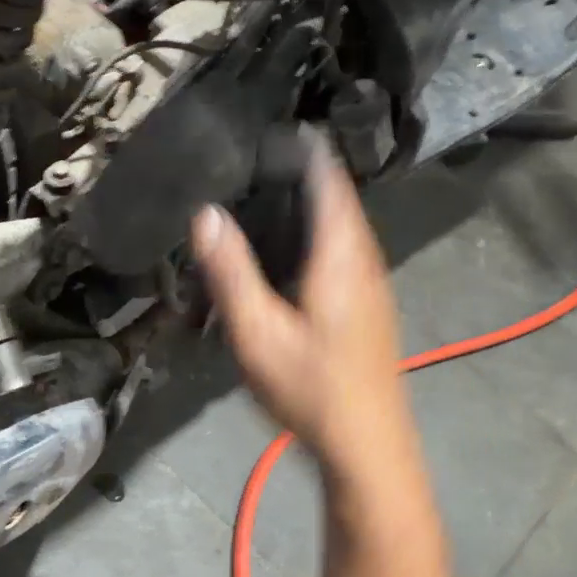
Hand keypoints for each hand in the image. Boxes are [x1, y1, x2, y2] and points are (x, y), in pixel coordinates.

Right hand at [191, 141, 405, 461]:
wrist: (365, 443)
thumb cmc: (310, 387)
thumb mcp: (257, 333)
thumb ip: (231, 273)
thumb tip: (205, 215)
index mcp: (340, 251)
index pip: (327, 175)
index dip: (299, 147)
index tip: (262, 133)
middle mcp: (364, 258)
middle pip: (332, 200)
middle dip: (293, 180)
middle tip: (245, 172)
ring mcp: (371, 285)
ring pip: (336, 231)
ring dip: (301, 217)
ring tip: (256, 212)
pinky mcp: (367, 310)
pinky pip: (337, 258)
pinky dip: (309, 247)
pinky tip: (282, 268)